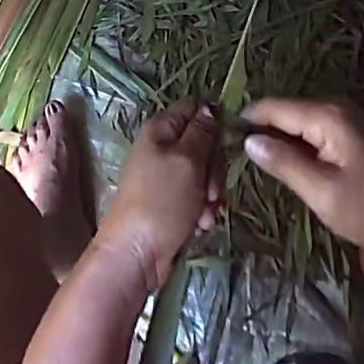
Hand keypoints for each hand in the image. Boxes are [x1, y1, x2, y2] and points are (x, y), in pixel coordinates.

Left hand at [93, 99, 223, 290]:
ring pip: (204, 173)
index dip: (214, 121)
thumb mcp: (187, 160)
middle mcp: (162, 147)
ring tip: (204, 214)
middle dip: (214, 168)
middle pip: (204, 143)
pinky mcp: (170, 201)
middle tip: (211, 190)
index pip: (194, 108)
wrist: (136, 255)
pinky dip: (202, 210)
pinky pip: (197, 196)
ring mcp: (166, 175)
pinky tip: (200, 225)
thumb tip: (210, 107)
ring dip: (211, 194)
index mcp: (161, 129)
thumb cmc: (161, 201)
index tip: (228, 142)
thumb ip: (203, 132)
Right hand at [241, 98, 363, 257]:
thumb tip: (248, 140)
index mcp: (329, 117)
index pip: (275, 107)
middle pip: (285, 109)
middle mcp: (336, 107)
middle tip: (236, 150)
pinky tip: (283, 158)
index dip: (248, 118)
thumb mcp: (321, 192)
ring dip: (277, 133)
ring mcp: (345, 116)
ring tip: (253, 154)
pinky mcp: (349, 129)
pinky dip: (295, 139)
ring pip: (297, 118)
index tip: (223, 134)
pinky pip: (311, 126)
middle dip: (261, 126)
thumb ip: (284, 162)